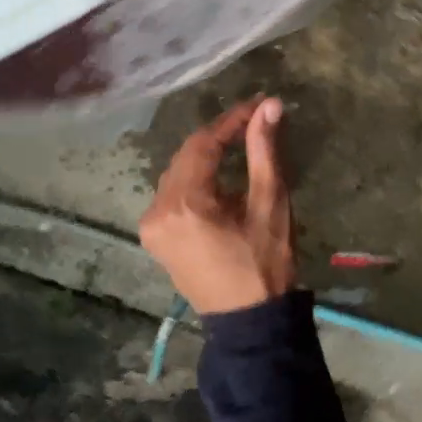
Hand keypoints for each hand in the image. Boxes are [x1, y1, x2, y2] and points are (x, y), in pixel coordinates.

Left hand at [139, 96, 296, 313]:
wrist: (248, 318)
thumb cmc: (265, 259)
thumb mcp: (270, 201)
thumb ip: (264, 150)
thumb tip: (269, 106)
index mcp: (184, 202)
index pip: (204, 143)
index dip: (232, 119)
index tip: (260, 103)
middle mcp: (157, 211)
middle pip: (187, 155)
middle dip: (220, 133)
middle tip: (254, 118)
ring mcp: (152, 227)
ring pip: (178, 172)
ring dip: (207, 153)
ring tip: (242, 138)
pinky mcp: (157, 237)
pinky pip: (174, 192)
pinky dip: (197, 175)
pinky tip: (221, 171)